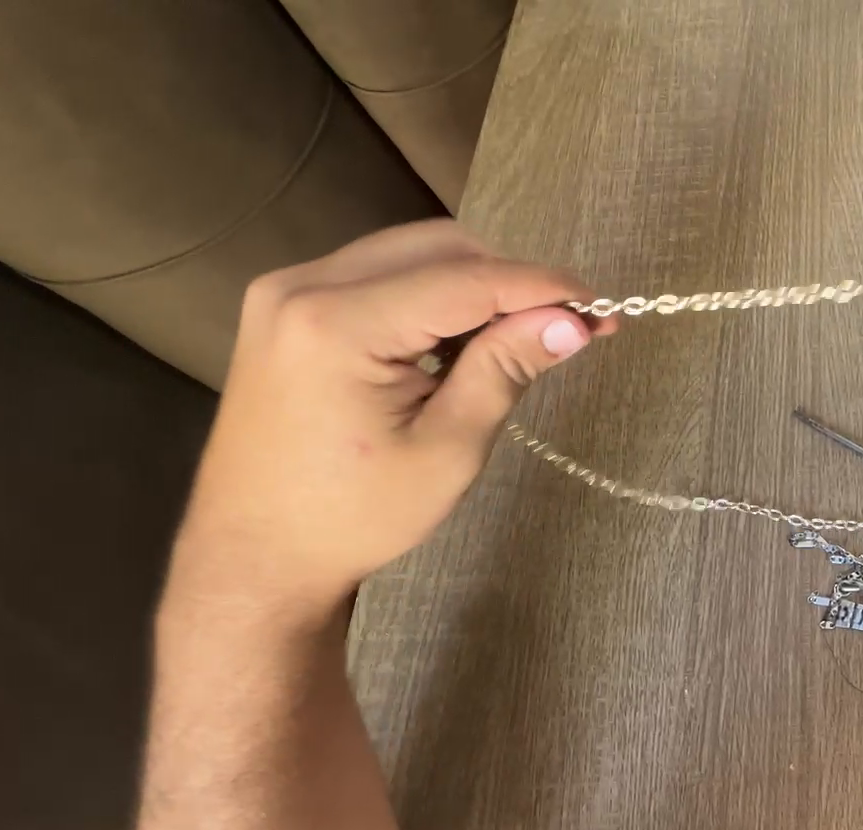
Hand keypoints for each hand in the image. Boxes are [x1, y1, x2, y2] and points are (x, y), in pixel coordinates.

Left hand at [169, 220, 617, 615]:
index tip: (603, 307)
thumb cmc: (360, 513)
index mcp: (338, 323)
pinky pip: (385, 277)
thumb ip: (507, 370)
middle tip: (571, 328)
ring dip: (480, 287)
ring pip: (413, 255)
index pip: (467, 279)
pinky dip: (440, 298)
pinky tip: (466, 344)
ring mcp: (290, 291)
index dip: (544, 287)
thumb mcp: (450, 447)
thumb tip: (573, 325)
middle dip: (514, 280)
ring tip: (525, 340)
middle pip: (439, 247)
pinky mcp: (291, 309)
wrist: (260, 549)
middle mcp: (304, 284)